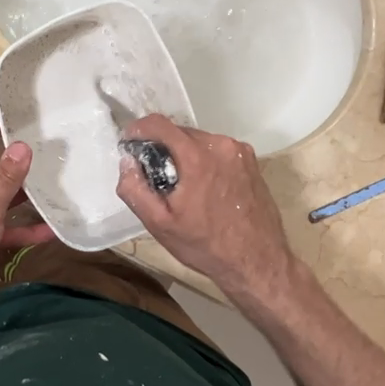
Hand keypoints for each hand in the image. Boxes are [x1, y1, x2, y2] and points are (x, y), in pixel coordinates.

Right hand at [114, 115, 294, 295]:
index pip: (159, 124)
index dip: (138, 130)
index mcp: (198, 157)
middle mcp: (221, 145)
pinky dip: (205, 162)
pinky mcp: (252, 162)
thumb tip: (128, 162)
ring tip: (184, 189)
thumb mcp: (159, 224)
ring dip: (185, 157)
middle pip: (180, 133)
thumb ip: (135, 189)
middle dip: (164, 150)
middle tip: (157, 179)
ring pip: (199, 142)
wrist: (256, 262)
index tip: (130, 145)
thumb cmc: (205, 245)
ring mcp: (240, 152)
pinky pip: (218, 152)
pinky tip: (206, 191)